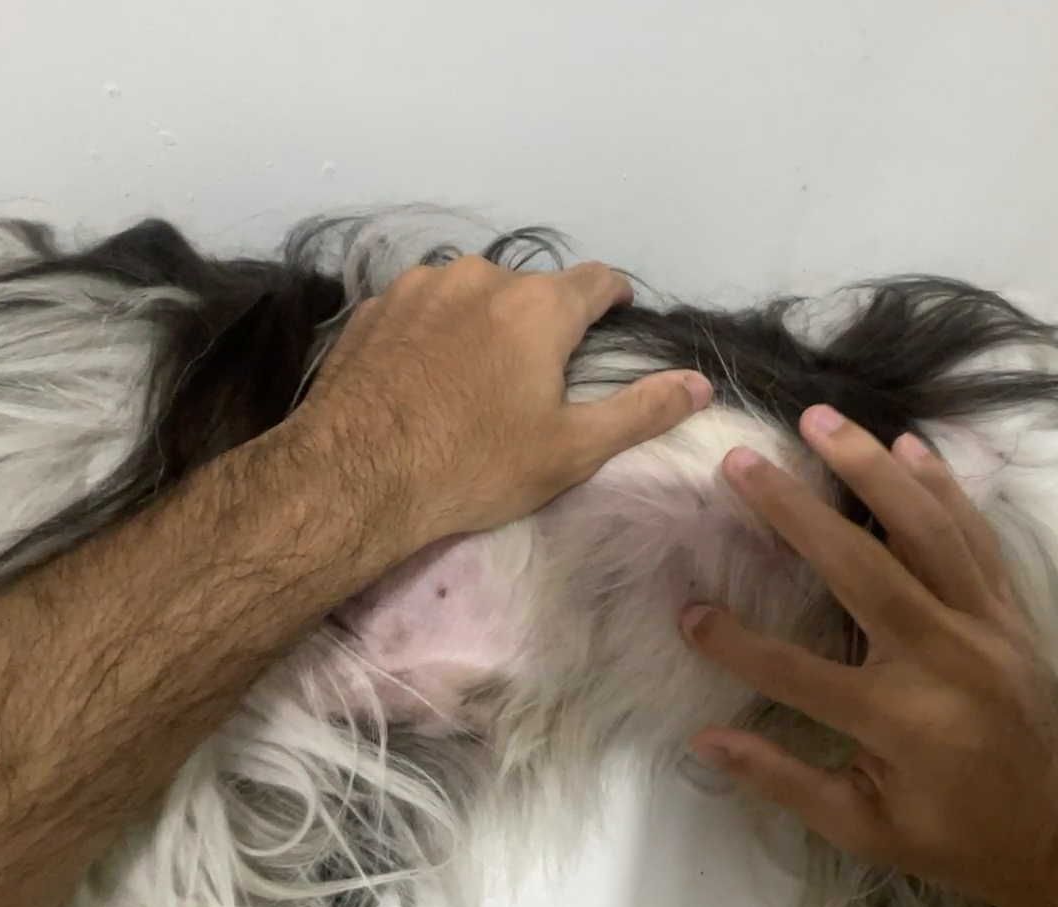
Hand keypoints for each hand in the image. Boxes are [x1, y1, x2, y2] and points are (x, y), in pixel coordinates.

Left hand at [274, 255, 711, 546]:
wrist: (356, 480)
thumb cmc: (477, 465)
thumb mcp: (574, 449)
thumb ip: (643, 410)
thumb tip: (701, 385)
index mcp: (539, 306)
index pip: (597, 279)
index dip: (614, 296)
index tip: (617, 315)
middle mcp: (480, 277)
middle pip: (533, 289)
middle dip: (546, 321)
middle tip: (541, 375)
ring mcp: (420, 287)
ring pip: (475, 293)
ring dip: (489, 322)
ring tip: (480, 377)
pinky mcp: (374, 309)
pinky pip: (426, 308)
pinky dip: (440, 331)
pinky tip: (429, 376)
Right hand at [680, 405, 1057, 906]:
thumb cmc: (953, 838)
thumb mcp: (861, 828)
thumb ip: (781, 781)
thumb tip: (703, 740)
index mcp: (900, 721)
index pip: (794, 672)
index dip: (733, 643)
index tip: (687, 614)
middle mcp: (946, 659)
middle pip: (861, 568)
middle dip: (795, 510)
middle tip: (743, 461)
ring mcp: (987, 626)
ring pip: (926, 530)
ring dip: (872, 468)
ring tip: (824, 420)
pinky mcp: (1012, 612)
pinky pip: (977, 536)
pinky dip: (944, 486)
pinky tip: (912, 447)